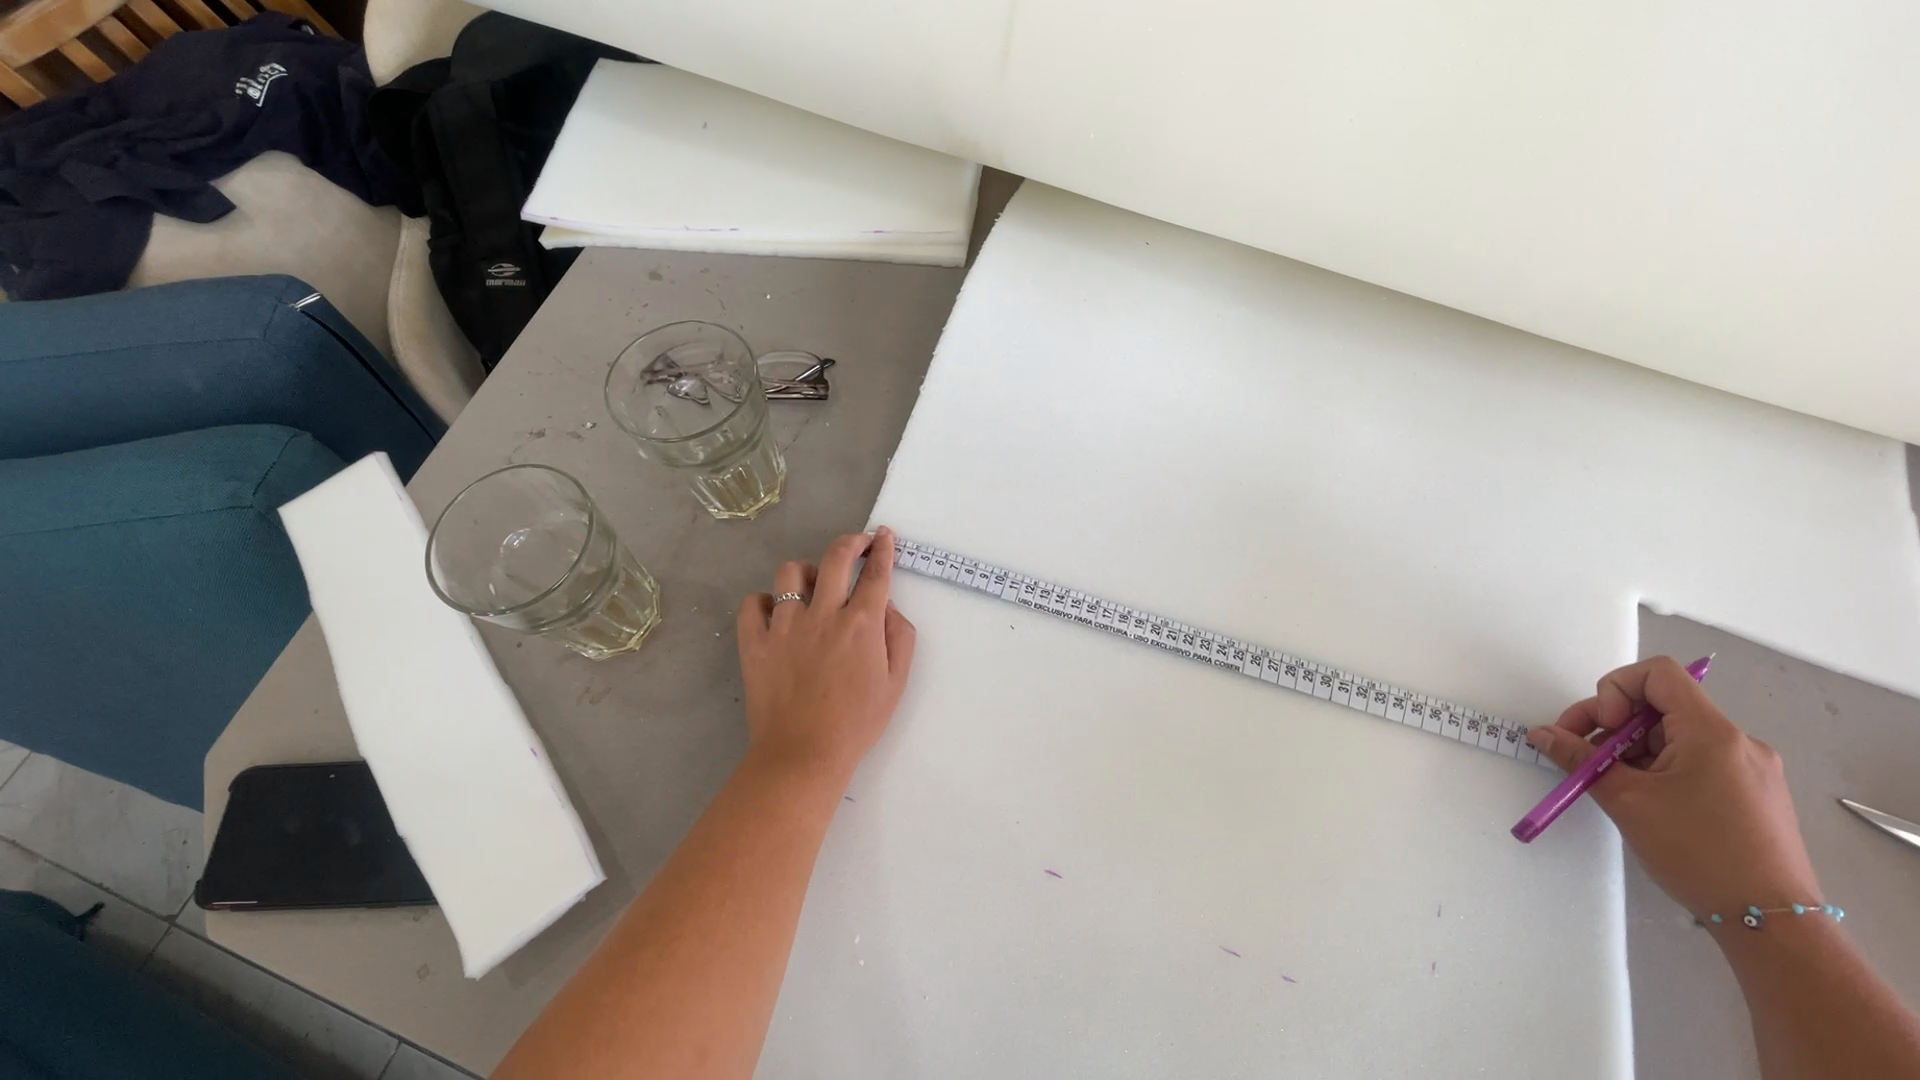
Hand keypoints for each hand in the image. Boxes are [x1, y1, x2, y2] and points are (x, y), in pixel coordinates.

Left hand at [735, 527, 915, 782]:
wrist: (804, 755)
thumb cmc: (857, 723)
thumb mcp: (896, 683)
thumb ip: (899, 637)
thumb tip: (887, 607)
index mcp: (861, 624)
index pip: (876, 574)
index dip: (883, 549)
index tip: (884, 537)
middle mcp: (823, 614)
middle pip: (836, 557)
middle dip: (851, 542)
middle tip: (857, 545)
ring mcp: (784, 625)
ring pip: (791, 572)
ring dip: (807, 572)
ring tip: (813, 588)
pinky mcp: (754, 642)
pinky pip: (752, 604)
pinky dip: (764, 602)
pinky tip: (775, 613)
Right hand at [1526, 657, 1821, 919]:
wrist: (1771, 921)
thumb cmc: (1697, 851)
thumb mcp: (1626, 800)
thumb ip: (1578, 758)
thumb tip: (1542, 733)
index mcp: (1713, 733)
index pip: (1658, 674)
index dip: (1615, 690)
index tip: (1600, 729)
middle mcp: (1737, 741)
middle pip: (1660, 706)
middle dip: (1610, 723)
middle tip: (1578, 755)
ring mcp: (1748, 768)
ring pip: (1672, 736)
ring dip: (1629, 749)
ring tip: (1609, 784)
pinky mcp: (1750, 793)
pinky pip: (1692, 760)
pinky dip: (1656, 767)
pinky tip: (1642, 799)